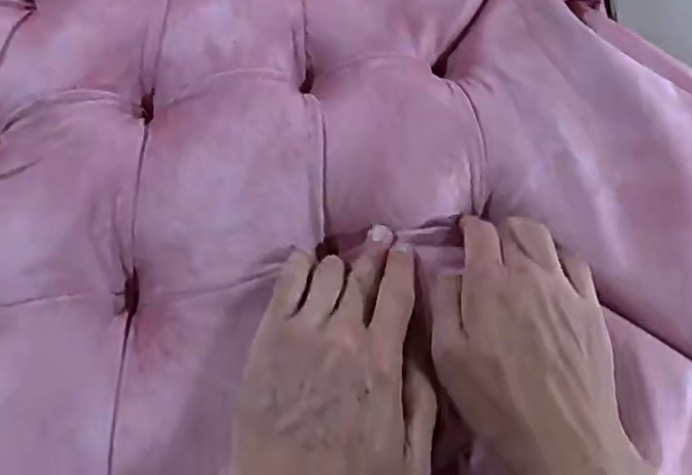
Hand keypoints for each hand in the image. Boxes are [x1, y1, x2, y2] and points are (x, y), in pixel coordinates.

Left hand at [230, 226, 435, 474]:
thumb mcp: (409, 458)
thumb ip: (422, 399)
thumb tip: (422, 347)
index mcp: (381, 361)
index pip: (397, 292)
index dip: (402, 264)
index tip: (403, 250)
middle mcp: (344, 334)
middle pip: (363, 274)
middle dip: (375, 252)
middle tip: (379, 238)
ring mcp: (303, 329)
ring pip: (328, 270)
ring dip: (339, 266)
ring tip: (342, 270)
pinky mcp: (269, 332)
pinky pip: (288, 277)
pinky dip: (302, 263)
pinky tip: (307, 264)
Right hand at [431, 216, 649, 474]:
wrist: (566, 443)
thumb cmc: (498, 403)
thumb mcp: (448, 358)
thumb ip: (443, 303)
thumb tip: (449, 271)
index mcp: (489, 282)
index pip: (479, 230)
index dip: (468, 227)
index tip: (463, 234)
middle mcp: (527, 272)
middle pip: (512, 225)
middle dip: (497, 231)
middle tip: (490, 250)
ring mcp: (563, 286)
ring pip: (543, 236)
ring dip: (526, 237)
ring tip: (520, 255)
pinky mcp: (590, 305)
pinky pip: (574, 260)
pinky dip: (558, 256)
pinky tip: (553, 273)